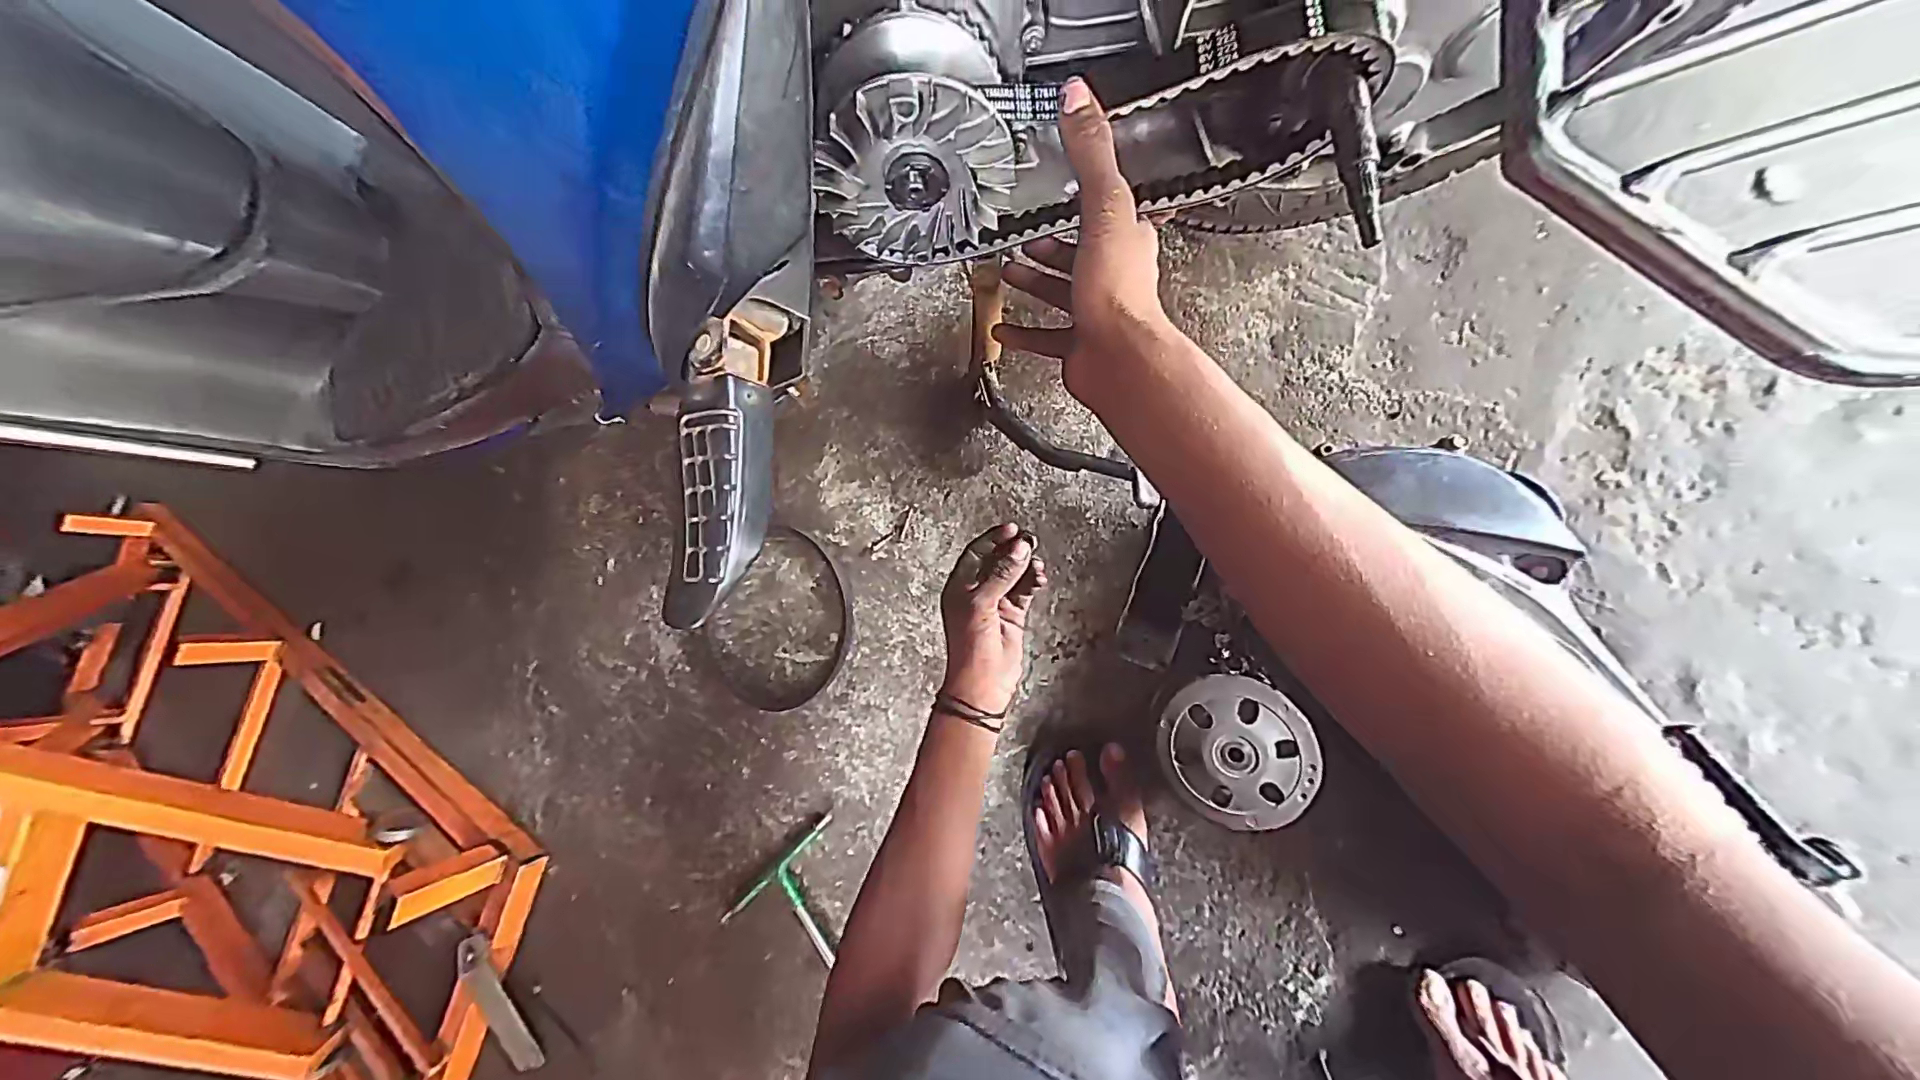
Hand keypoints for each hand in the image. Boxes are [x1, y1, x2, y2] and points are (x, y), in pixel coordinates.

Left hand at [940, 523, 1047, 716]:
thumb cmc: (970, 648)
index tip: (1012, 529)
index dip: (993, 539)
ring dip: (1025, 566)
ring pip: (1013, 575)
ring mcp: (995, 604)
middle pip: (996, 561)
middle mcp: (976, 593)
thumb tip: (1018, 549)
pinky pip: (1024, 591)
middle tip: (1028, 540)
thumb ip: (1001, 574)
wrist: (983, 683)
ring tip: (1036, 560)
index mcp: (959, 587)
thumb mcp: (981, 604)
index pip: (976, 553)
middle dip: (1012, 550)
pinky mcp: (1012, 616)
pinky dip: (1032, 582)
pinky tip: (1039, 577)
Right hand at [992, 78, 1176, 397]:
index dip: (1083, 200)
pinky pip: (1046, 337)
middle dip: (1050, 245)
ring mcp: (1095, 313)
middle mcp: (1113, 277)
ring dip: (1035, 283)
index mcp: (1125, 240)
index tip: (1061, 191)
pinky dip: (1023, 333)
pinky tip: (1005, 329)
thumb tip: (1079, 99)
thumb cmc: (1117, 293)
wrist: (1118, 358)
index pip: (1106, 210)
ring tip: (1011, 271)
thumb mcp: (1104, 208)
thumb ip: (1091, 155)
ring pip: (1061, 294)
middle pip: (1078, 254)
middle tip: (1026, 237)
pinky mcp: (1077, 346)